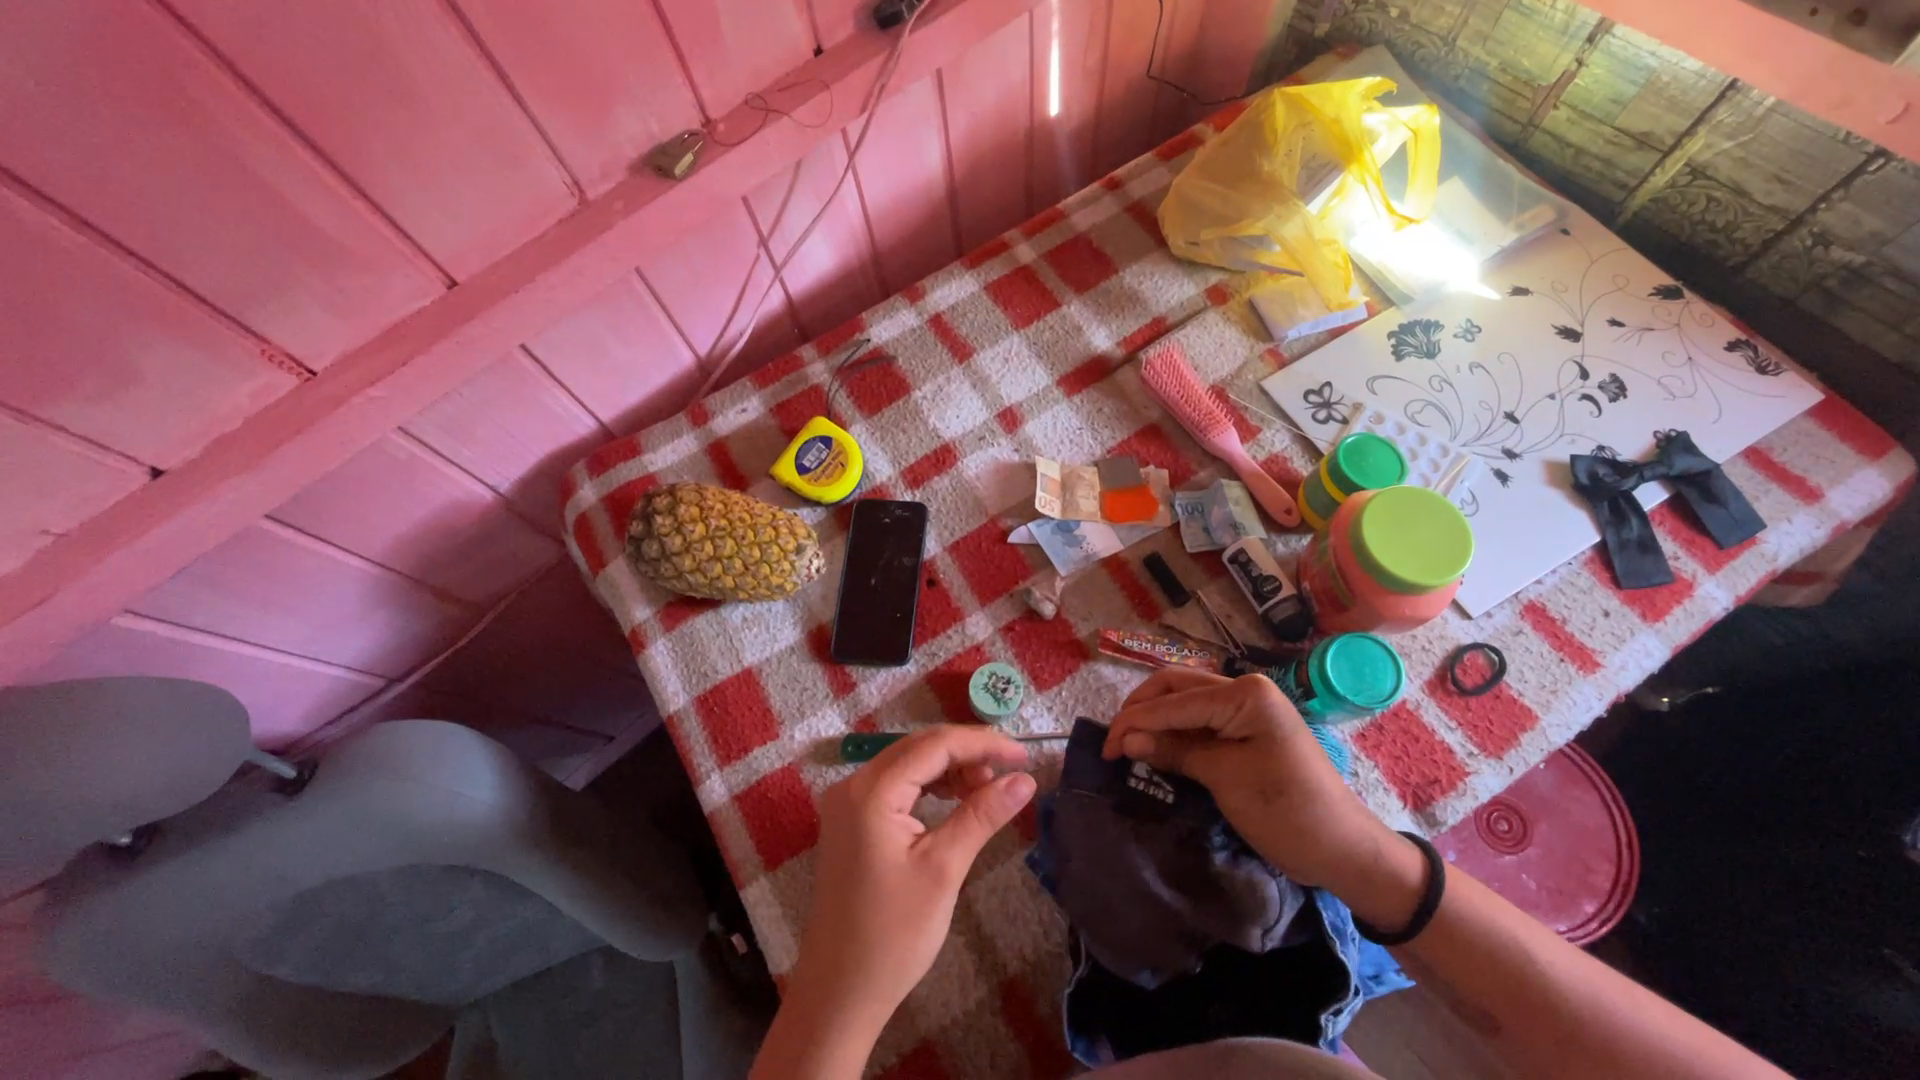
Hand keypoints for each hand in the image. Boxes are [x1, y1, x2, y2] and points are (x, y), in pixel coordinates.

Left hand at [789, 726, 1037, 1027]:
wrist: (840, 990)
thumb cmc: (892, 934)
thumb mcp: (943, 868)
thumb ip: (981, 815)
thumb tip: (1025, 779)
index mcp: (871, 792)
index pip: (934, 745)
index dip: (982, 743)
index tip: (1024, 755)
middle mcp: (852, 786)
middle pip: (918, 749)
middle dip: (967, 754)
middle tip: (1011, 773)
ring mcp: (847, 804)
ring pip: (908, 765)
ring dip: (949, 770)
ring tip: (988, 790)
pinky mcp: (851, 823)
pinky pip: (896, 787)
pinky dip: (929, 788)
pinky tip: (956, 802)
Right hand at [1102, 669, 1401, 897]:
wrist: (1343, 849)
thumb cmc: (1287, 811)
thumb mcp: (1225, 779)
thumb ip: (1175, 751)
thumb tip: (1126, 739)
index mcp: (1245, 694)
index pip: (1174, 700)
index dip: (1134, 722)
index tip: (1103, 750)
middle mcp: (1245, 690)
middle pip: (1176, 688)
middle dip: (1140, 711)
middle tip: (1112, 744)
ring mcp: (1248, 710)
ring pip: (1185, 703)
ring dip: (1154, 720)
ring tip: (1127, 746)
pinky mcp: (1248, 731)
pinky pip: (1201, 722)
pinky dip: (1174, 733)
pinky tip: (1155, 750)